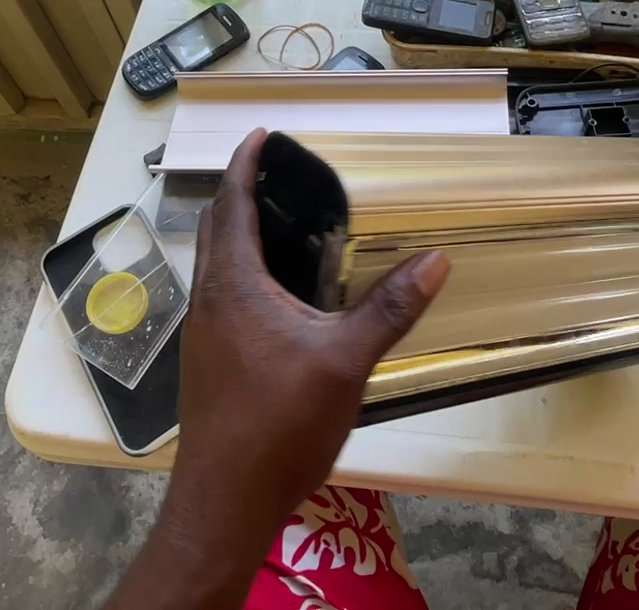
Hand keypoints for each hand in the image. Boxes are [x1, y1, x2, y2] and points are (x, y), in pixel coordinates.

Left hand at [172, 128, 448, 522]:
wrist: (223, 503)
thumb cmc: (279, 424)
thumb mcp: (346, 361)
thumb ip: (390, 307)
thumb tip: (436, 259)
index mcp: (234, 285)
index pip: (231, 204)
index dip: (243, 164)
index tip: (259, 134)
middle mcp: (209, 299)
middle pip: (216, 228)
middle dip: (240, 193)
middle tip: (279, 177)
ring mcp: (202, 332)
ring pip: (216, 263)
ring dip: (239, 233)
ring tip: (284, 227)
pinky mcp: (206, 360)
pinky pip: (222, 294)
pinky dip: (243, 271)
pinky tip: (280, 297)